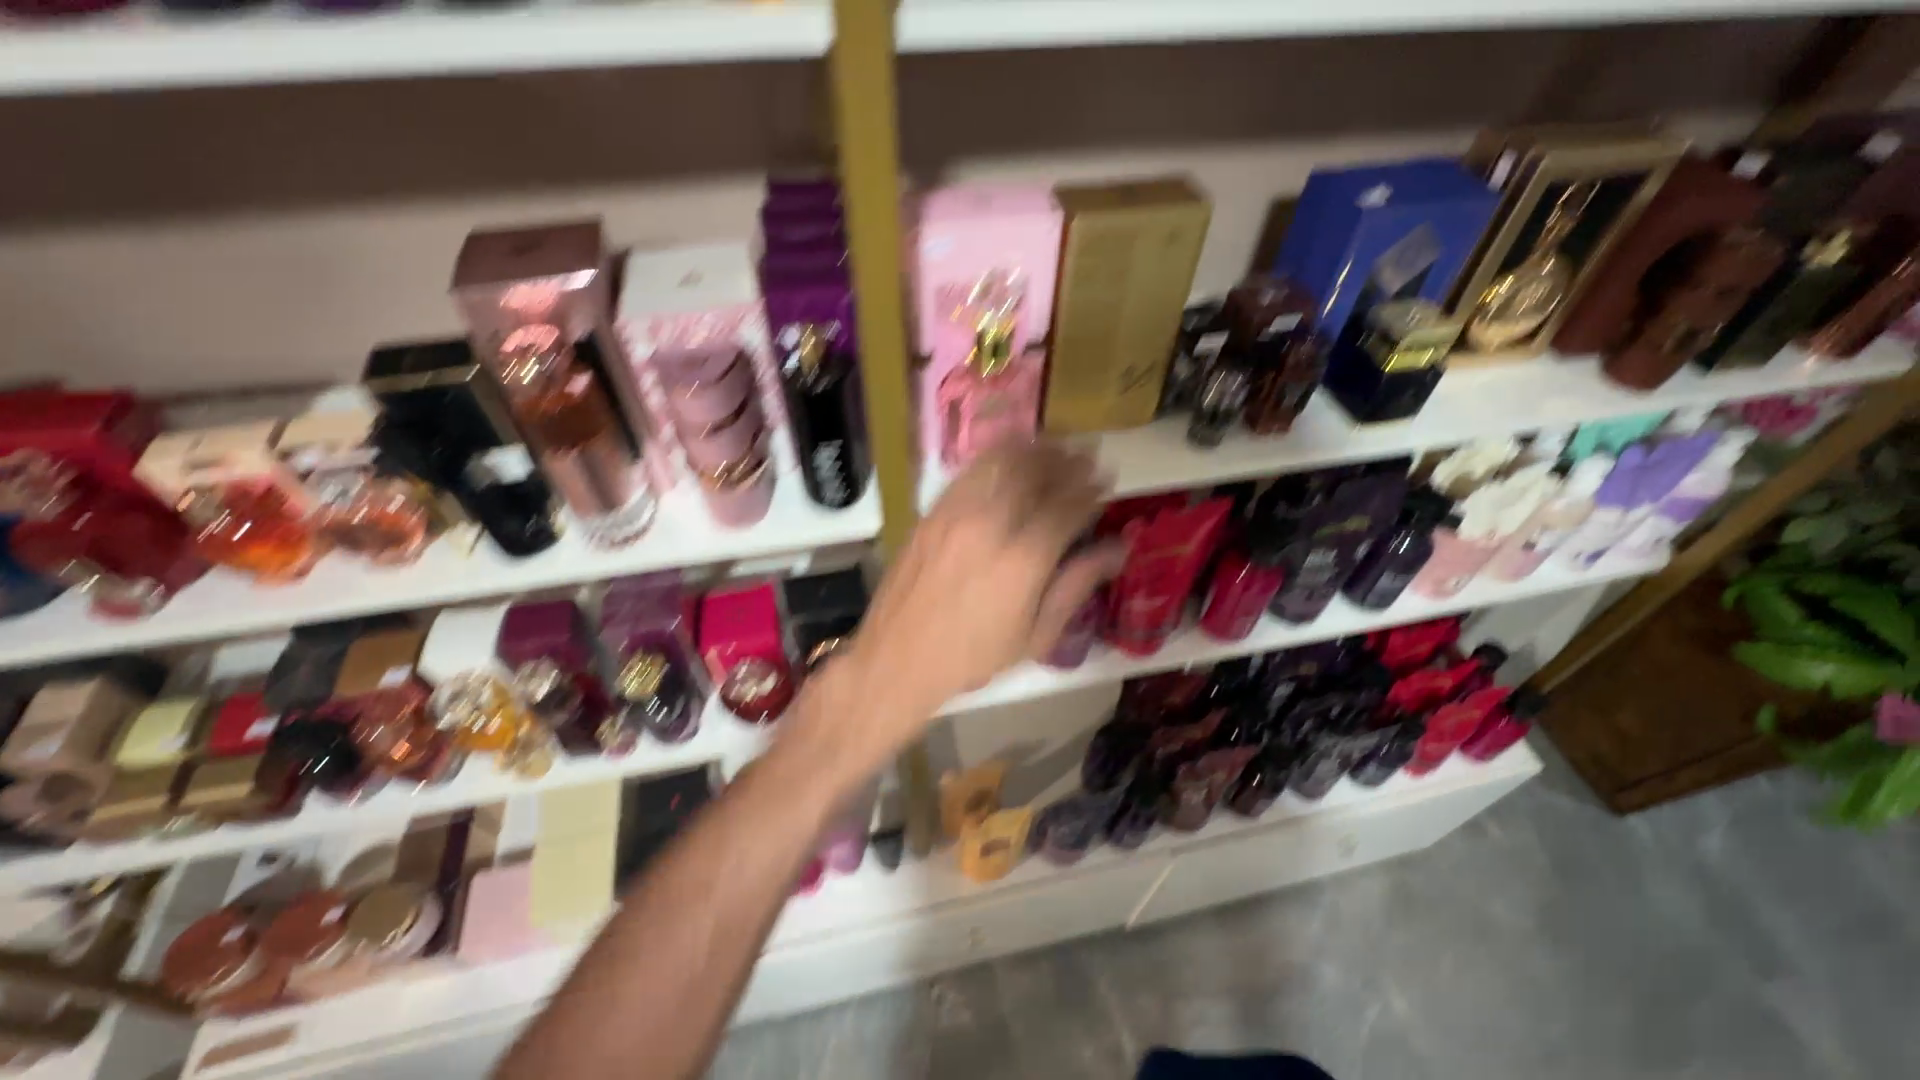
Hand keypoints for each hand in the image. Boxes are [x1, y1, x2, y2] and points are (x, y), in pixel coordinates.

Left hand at [831, 442, 1123, 747]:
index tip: (1106, 483)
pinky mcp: (932, 512)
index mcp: (1023, 560)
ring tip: (1054, 449)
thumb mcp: (1035, 635)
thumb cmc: (972, 656)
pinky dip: (997, 458)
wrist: (898, 657)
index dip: (1092, 490)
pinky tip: (1010, 459)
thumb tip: (1116, 549)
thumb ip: (1075, 585)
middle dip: (1068, 461)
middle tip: (1087, 457)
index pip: (1068, 507)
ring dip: (1035, 452)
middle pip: (1037, 474)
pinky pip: (970, 472)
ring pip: (1003, 464)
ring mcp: (957, 514)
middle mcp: (991, 525)